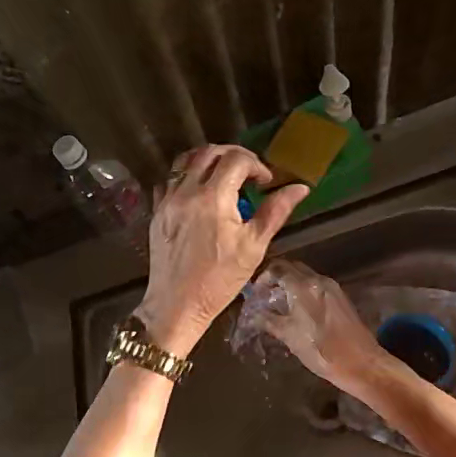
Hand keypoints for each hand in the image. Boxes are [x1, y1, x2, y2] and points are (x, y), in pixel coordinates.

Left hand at [134, 145, 307, 353]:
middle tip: (247, 173)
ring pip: (184, 162)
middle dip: (232, 156)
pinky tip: (198, 193)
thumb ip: (275, 212)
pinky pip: (169, 181)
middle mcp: (186, 192)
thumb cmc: (219, 279)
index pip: (236, 160)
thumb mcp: (253, 247)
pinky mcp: (156, 211)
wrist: (176, 304)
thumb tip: (299, 188)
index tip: (265, 182)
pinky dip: (185, 177)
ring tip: (223, 176)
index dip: (256, 165)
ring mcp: (167, 200)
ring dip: (207, 161)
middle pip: (208, 152)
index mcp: (213, 198)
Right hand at [249, 259, 391, 387]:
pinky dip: (303, 289)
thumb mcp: (288, 335)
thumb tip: (253, 312)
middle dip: (276, 276)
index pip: (277, 268)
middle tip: (264, 293)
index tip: (255, 291)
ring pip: (305, 275)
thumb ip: (267, 319)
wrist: (361, 363)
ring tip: (279, 301)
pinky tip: (298, 308)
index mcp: (303, 286)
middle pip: (292, 267)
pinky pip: (316, 285)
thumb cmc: (320, 349)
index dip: (262, 277)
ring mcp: (332, 288)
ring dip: (290, 283)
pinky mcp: (341, 297)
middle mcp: (318, 280)